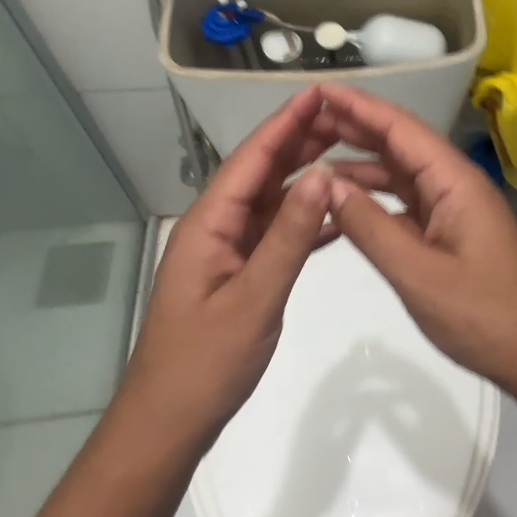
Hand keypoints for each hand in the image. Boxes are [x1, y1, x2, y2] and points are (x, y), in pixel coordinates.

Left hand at [126, 87, 338, 437]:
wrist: (168, 424)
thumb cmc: (205, 363)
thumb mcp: (254, 298)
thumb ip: (290, 236)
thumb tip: (322, 175)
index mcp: (211, 223)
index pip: (253, 157)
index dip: (286, 122)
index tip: (321, 92)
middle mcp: (217, 227)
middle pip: (262, 171)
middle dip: (300, 140)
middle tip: (346, 115)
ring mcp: (227, 251)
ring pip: (272, 200)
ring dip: (306, 175)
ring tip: (348, 151)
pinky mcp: (239, 274)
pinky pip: (276, 232)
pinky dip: (306, 218)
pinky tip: (337, 211)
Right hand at [317, 83, 516, 396]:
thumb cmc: (483, 315)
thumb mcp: (418, 275)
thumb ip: (371, 229)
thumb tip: (327, 185)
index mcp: (454, 181)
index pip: (401, 129)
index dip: (359, 107)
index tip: (318, 91)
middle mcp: (454, 184)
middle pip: (401, 143)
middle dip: (356, 125)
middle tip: (306, 115)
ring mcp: (453, 208)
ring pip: (401, 172)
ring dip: (362, 160)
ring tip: (314, 149)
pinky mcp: (449, 232)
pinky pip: (406, 201)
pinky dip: (374, 196)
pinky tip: (344, 198)